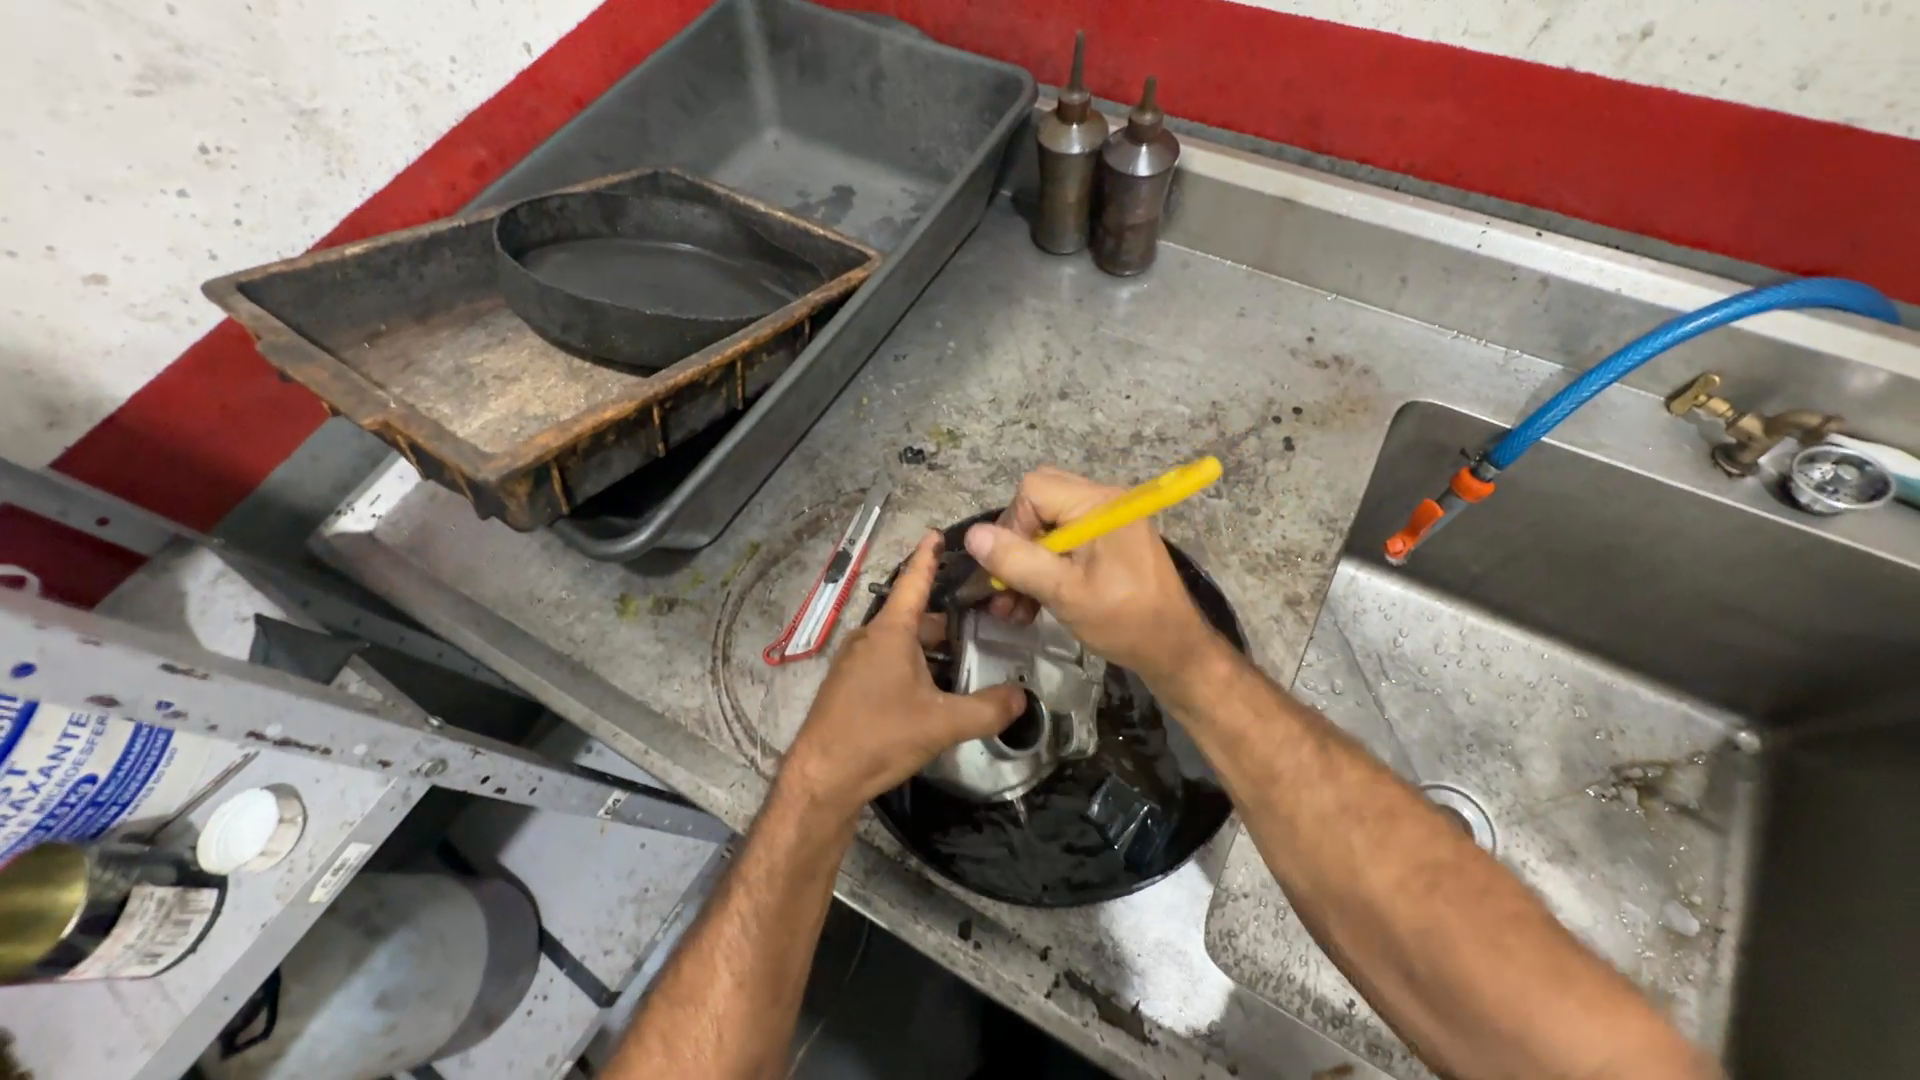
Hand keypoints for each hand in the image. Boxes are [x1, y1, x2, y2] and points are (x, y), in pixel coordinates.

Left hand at [779, 532, 1024, 819]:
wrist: (821, 777)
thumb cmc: (878, 737)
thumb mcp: (942, 724)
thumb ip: (987, 709)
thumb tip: (1022, 698)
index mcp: (890, 632)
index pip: (913, 582)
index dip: (928, 557)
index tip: (937, 533)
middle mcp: (870, 638)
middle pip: (914, 616)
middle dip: (945, 615)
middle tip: (984, 613)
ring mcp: (856, 663)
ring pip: (902, 643)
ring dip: (931, 646)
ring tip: (968, 652)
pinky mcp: (851, 687)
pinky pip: (889, 662)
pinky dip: (915, 665)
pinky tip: (936, 687)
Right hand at [962, 467, 1220, 686]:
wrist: (1174, 650)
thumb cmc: (1123, 620)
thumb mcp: (1064, 592)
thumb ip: (1017, 561)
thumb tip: (972, 535)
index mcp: (1098, 503)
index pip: (1033, 490)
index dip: (1012, 527)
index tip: (1009, 570)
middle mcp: (1105, 501)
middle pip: (1038, 504)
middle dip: (1015, 546)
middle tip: (1004, 588)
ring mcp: (1110, 521)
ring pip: (1048, 526)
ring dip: (1025, 563)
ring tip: (1012, 608)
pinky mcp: (1111, 542)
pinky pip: (1066, 541)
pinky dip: (1046, 567)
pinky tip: (1032, 603)